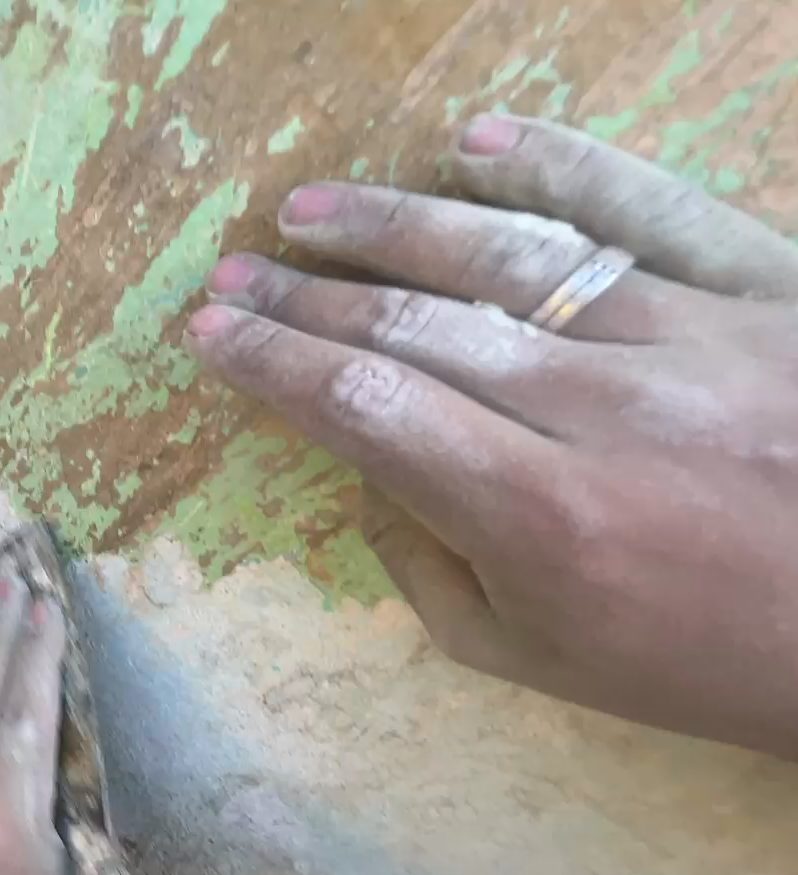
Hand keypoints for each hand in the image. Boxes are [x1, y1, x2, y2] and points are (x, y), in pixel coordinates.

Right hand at [186, 114, 797, 756]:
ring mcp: (697, 340)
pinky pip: (655, 215)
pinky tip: (476, 142)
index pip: (360, 404)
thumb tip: (364, 467)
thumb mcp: (516, 649)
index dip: (269, 361)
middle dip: (298, 297)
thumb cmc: (696, 658)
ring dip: (387, 227)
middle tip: (228, 273)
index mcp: (532, 509)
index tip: (208, 333)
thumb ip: (416, 558)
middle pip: (409, 326)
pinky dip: (563, 168)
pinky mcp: (777, 293)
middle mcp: (604, 410)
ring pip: (508, 258)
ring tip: (303, 209)